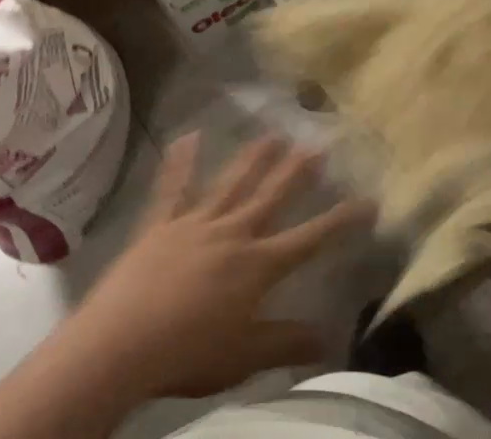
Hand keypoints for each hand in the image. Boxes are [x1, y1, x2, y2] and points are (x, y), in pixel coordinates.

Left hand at [64, 133, 370, 398]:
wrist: (122, 342)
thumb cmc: (189, 352)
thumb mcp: (246, 357)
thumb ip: (287, 343)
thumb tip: (330, 338)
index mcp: (257, 266)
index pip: (309, 239)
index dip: (341, 220)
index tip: (367, 200)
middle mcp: (231, 234)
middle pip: (270, 196)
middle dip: (296, 171)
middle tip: (316, 143)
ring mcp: (194, 224)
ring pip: (230, 183)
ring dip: (252, 158)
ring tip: (271, 134)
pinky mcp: (160, 224)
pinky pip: (173, 187)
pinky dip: (181, 161)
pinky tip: (188, 136)